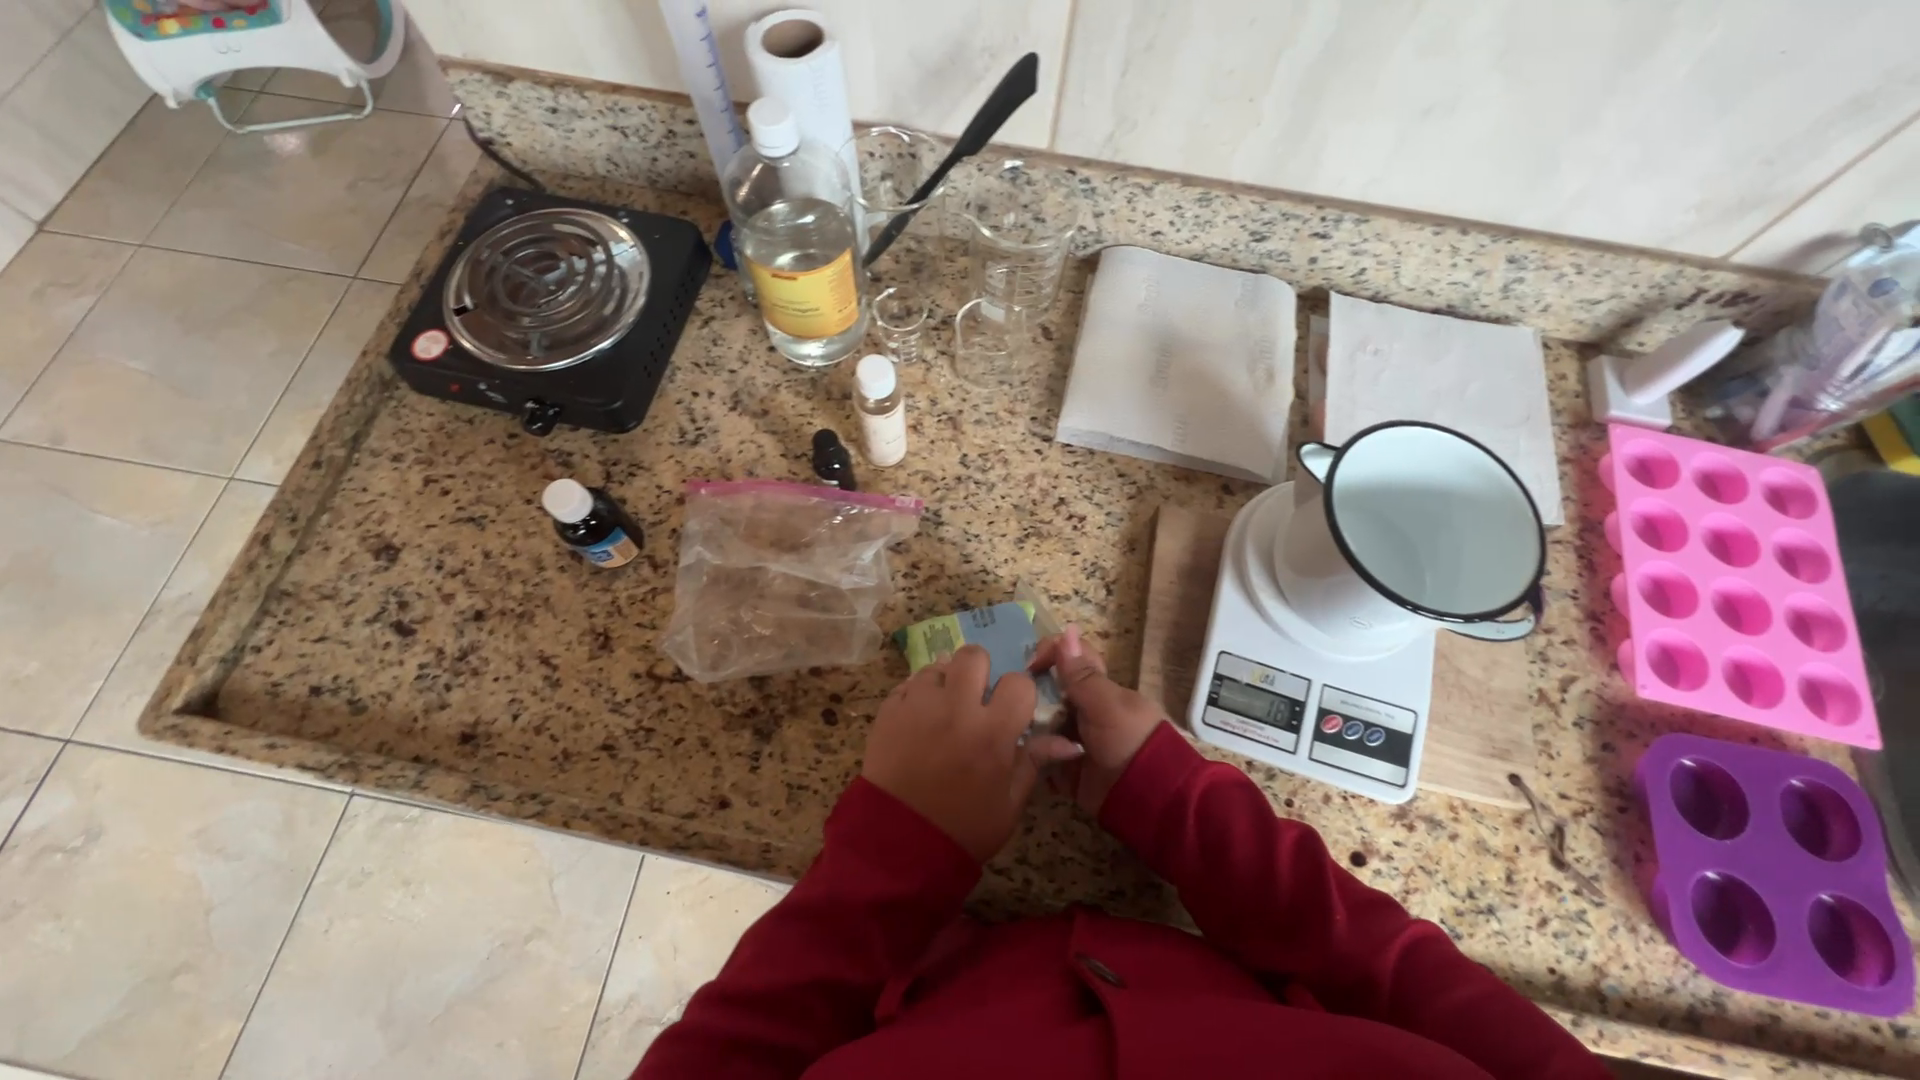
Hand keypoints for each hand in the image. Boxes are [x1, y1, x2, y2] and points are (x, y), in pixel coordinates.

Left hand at [862, 645, 1082, 861]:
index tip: (1011, 710)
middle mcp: (956, 708)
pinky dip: (917, 695)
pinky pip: (908, 684)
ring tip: (944, 708)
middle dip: (980, 671)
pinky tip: (920, 718)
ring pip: (937, 666)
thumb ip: (1035, 763)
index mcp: (993, 731)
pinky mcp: (889, 711)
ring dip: (945, 682)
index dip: (1018, 693)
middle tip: (976, 697)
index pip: (1018, 682)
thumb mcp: (1009, 804)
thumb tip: (1069, 743)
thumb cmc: (963, 828)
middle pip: (973, 656)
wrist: (899, 845)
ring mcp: (918, 706)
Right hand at [1028, 625, 1166, 816]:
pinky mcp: (1064, 770)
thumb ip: (1082, 674)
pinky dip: (1034, 759)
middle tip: (1013, 705)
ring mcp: (1071, 741)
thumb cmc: (1131, 742)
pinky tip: (1027, 758)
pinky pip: (1039, 759)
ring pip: (1039, 725)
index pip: (1069, 659)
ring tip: (1024, 738)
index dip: (1050, 654)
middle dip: (1030, 697)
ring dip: (1031, 731)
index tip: (1030, 667)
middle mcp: (1082, 711)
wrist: (1146, 798)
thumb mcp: (1106, 705)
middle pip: (1046, 693)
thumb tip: (1067, 629)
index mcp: (1098, 690)